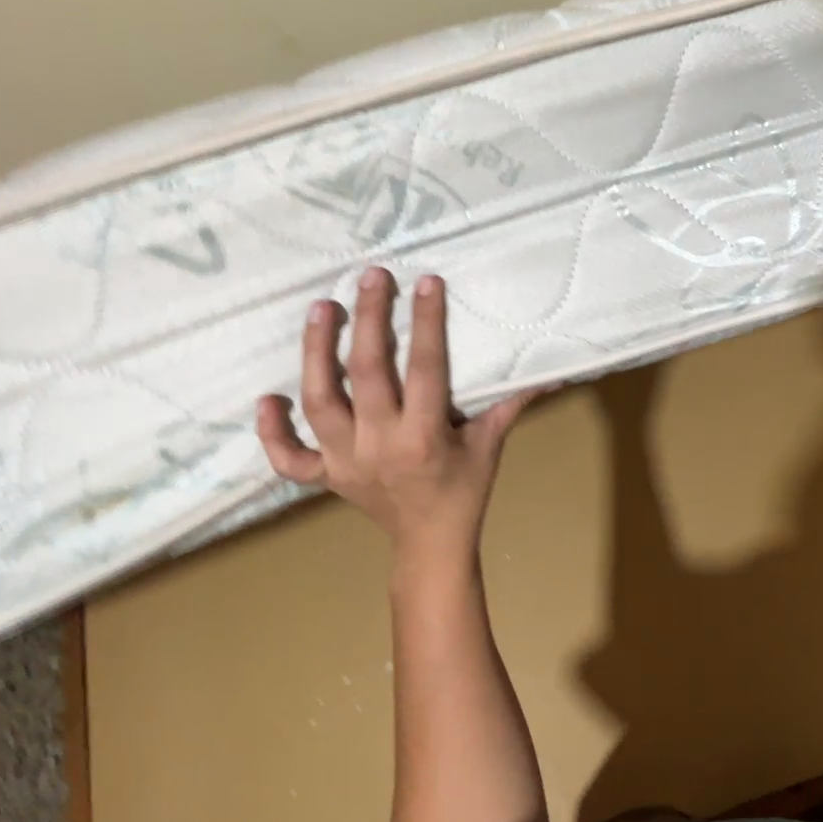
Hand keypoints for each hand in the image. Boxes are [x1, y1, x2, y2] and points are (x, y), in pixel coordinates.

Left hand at [255, 267, 535, 561]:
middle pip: (366, 373)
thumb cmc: (465, 490)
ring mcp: (344, 460)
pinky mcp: (324, 476)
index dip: (426, 323)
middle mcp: (379, 444)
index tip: (425, 282)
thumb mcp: (491, 444)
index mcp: (424, 436)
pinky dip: (272, 432)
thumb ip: (513, 403)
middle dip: (369, 320)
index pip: (425, 369)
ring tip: (323, 309)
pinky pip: (289, 457)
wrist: (431, 544)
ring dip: (316, 353)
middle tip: (371, 276)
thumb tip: (555, 370)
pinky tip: (266, 398)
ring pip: (320, 401)